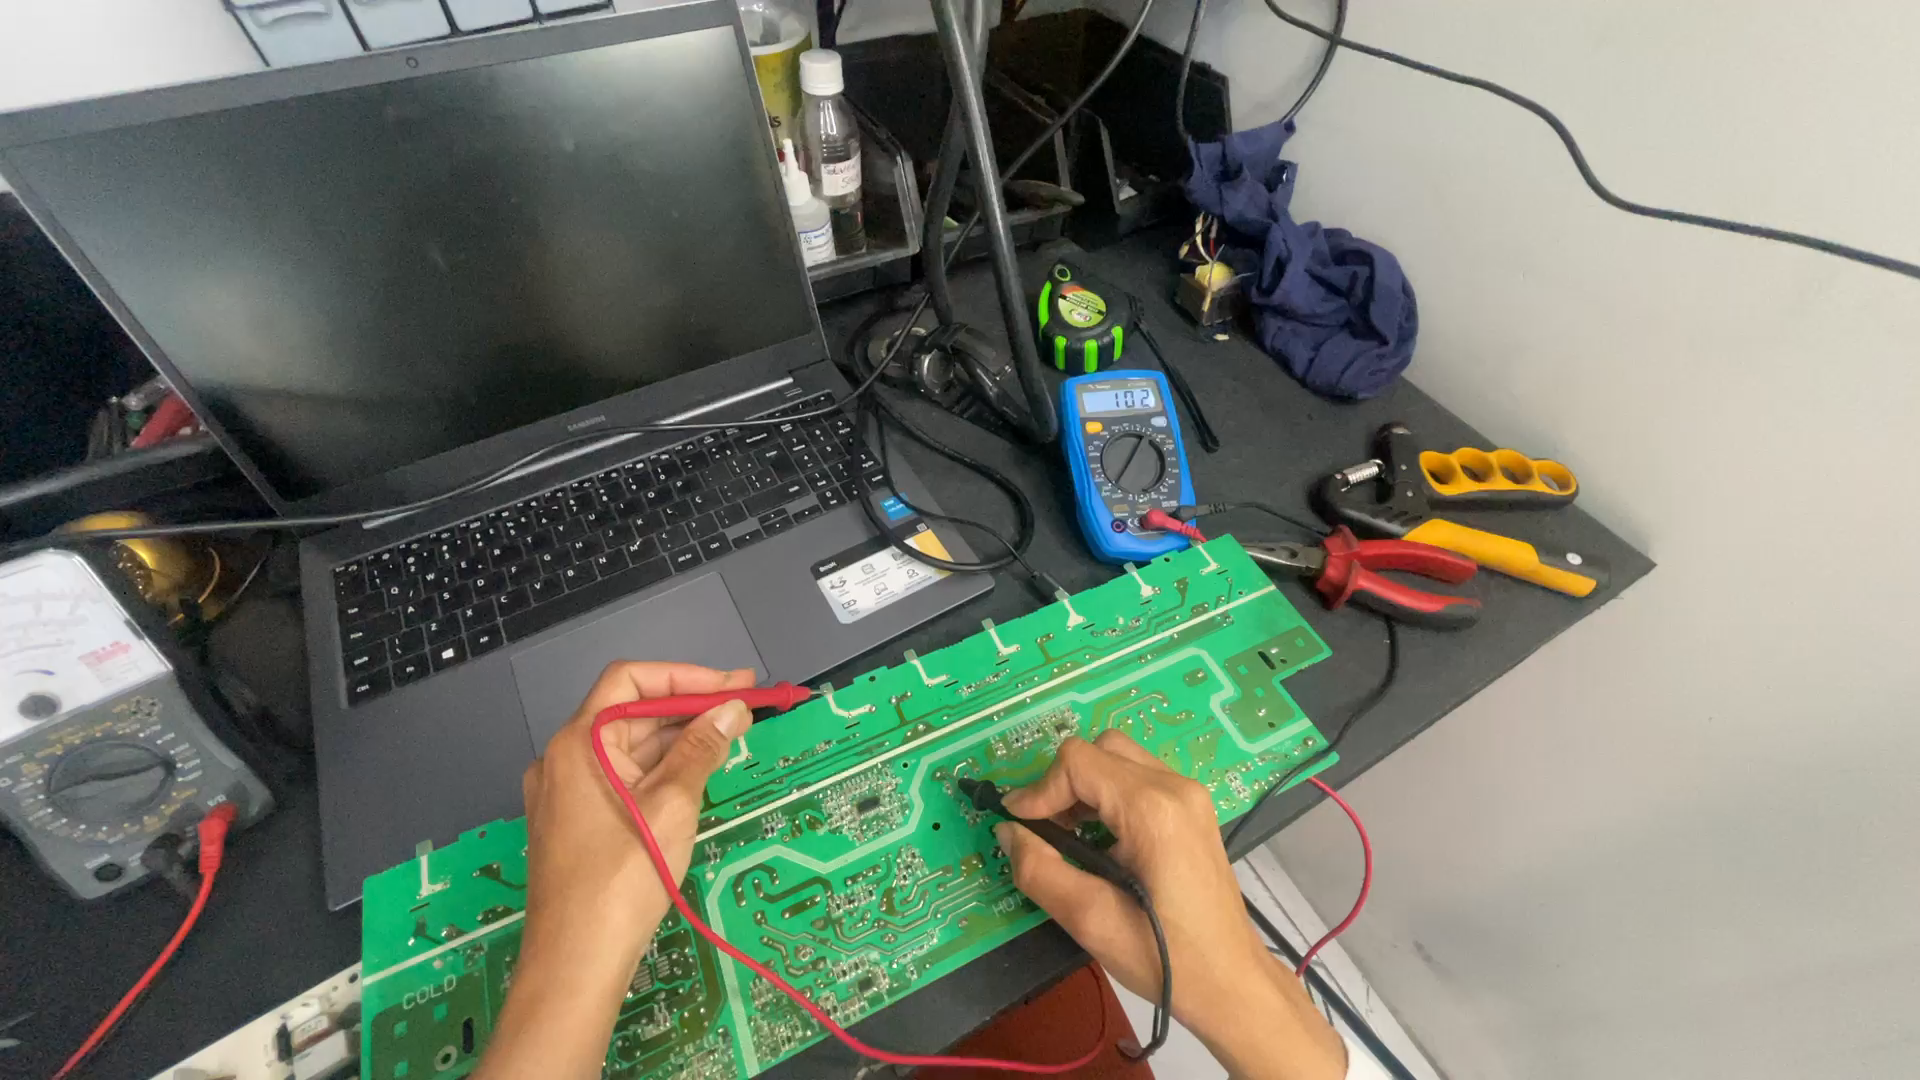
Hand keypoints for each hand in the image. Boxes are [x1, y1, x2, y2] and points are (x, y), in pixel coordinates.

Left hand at [480, 663, 754, 1079]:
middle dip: (690, 705)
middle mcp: (566, 758)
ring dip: (681, 736)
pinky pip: (626, 775)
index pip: (631, 681)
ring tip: (732, 735)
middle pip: (632, 711)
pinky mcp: (579, 820)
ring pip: (632, 745)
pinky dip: (664, 766)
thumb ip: (702, 747)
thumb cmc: (624, 875)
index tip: (733, 686)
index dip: (686, 676)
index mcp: (579, 743)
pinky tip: (700, 770)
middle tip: (746, 705)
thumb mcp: (673, 803)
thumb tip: (734, 708)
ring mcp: (569, 791)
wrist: (576, 964)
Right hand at [998, 731, 1345, 1079]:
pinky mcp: (1192, 805)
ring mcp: (1189, 792)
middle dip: (1062, 783)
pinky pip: (1137, 773)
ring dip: (1084, 785)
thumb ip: (1039, 870)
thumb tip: (1007, 830)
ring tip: (1071, 833)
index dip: (1039, 789)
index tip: (1018, 824)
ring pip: (1118, 755)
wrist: (1234, 984)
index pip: (1078, 762)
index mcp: (1153, 809)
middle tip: (1048, 830)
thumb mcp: (1090, 921)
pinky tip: (1102, 835)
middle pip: (1098, 748)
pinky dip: (1108, 791)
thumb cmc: (1166, 959)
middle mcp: (1175, 786)